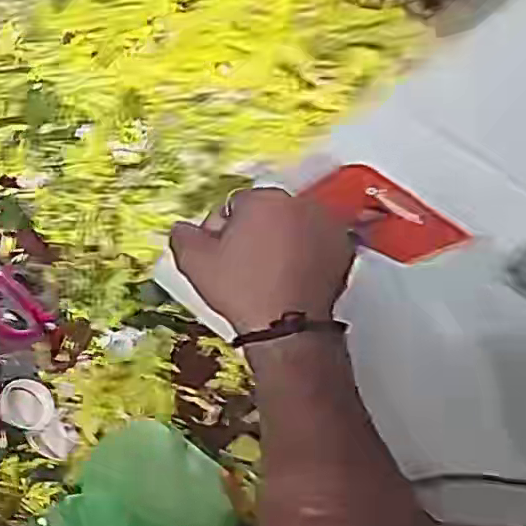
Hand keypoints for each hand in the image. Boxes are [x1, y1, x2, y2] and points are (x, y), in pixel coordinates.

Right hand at [169, 187, 357, 334]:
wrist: (286, 326)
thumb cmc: (245, 290)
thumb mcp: (193, 261)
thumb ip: (181, 235)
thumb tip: (182, 229)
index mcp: (263, 199)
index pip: (233, 204)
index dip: (221, 230)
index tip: (221, 252)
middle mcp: (300, 204)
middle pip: (265, 211)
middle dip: (252, 233)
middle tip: (241, 264)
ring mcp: (326, 225)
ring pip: (291, 226)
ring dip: (278, 242)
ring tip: (264, 273)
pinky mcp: (344, 248)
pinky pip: (314, 243)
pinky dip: (303, 255)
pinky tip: (286, 277)